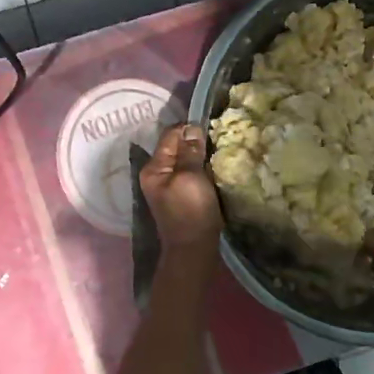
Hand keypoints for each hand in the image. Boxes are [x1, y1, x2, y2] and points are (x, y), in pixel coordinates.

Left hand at [140, 124, 222, 252]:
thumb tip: (192, 128)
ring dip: (201, 154)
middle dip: (196, 140)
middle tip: (219, 135)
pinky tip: (215, 166)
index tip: (212, 124)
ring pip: (186, 160)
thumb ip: (190, 152)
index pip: (170, 135)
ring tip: (220, 148)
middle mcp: (158, 174)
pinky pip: (192, 173)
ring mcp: (170, 186)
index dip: (189, 127)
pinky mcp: (183, 195)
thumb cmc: (191, 212)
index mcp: (154, 168)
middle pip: (177, 147)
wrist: (194, 250)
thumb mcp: (190, 177)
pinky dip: (203, 168)